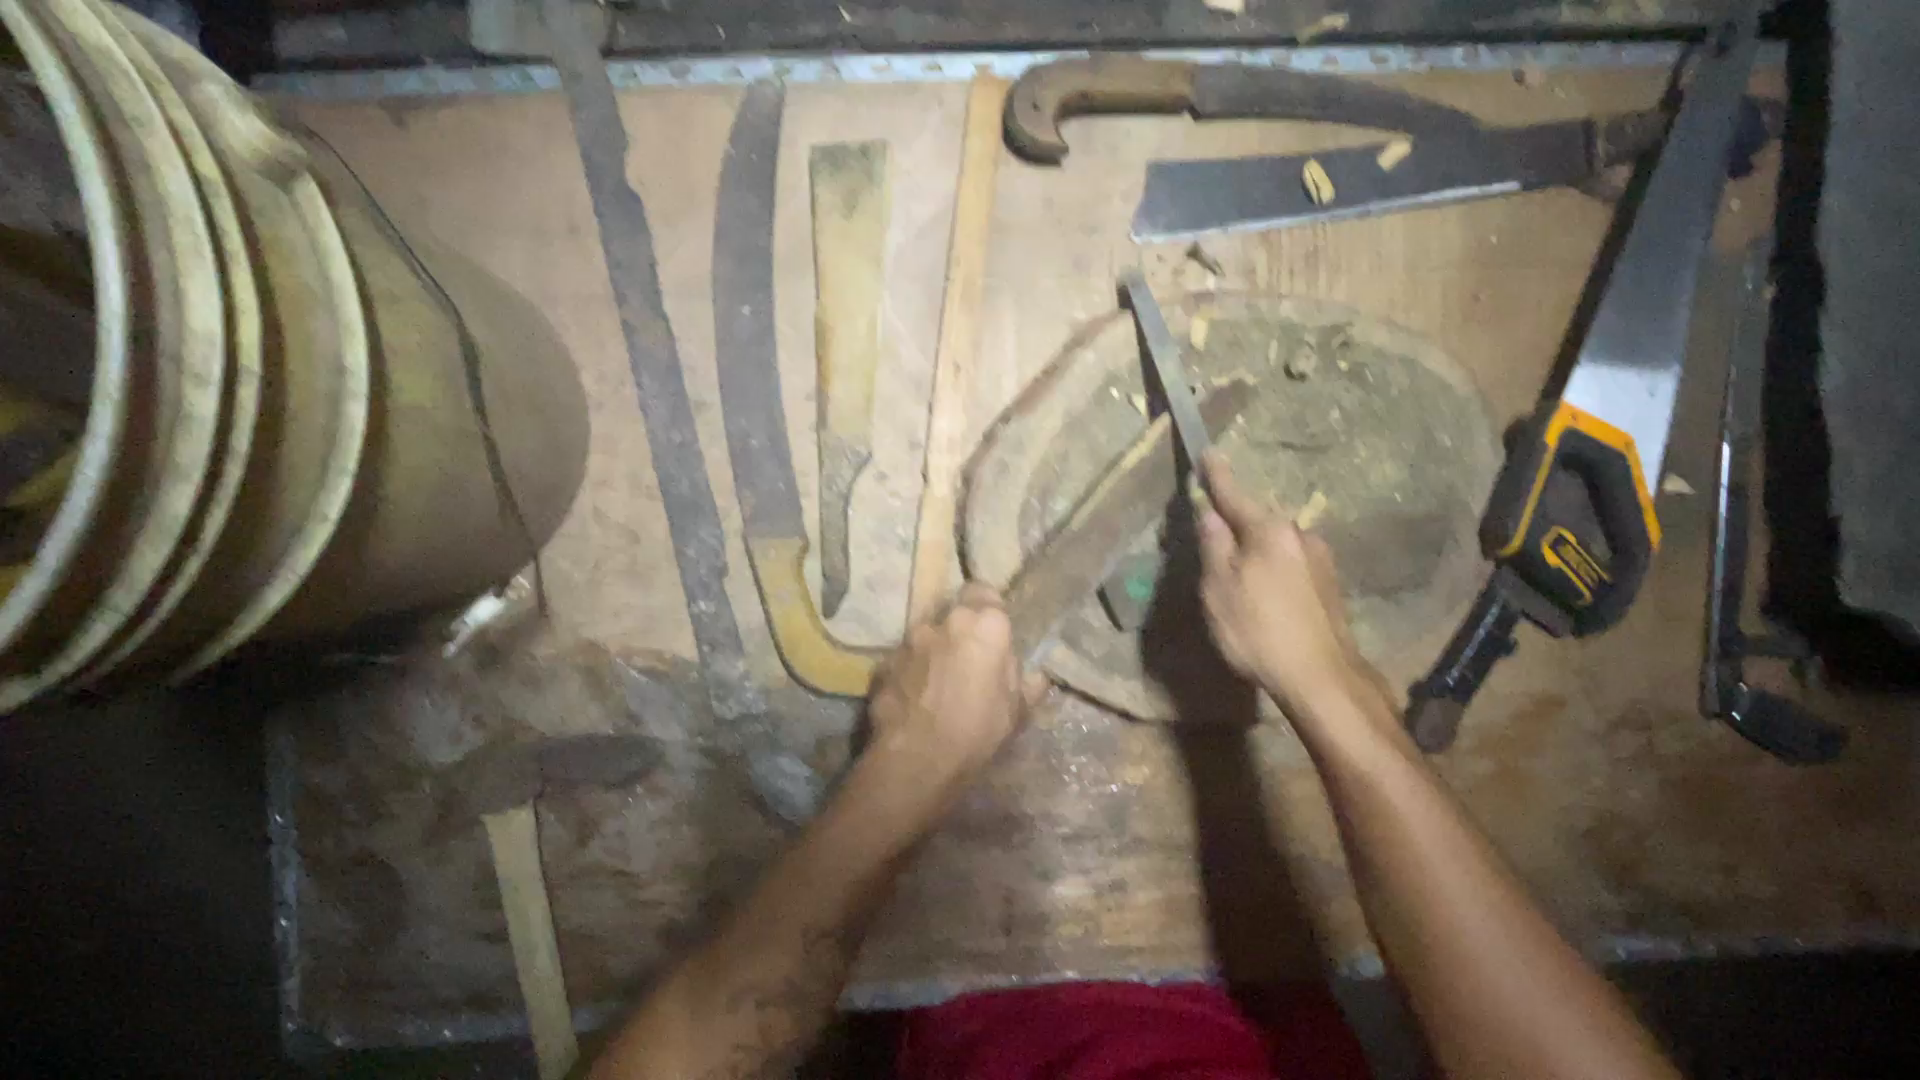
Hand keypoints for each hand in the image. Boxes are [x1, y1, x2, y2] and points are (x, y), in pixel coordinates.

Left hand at [867, 583, 1047, 788]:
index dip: (987, 608)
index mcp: (984, 625)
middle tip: (967, 660)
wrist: (918, 758)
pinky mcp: (883, 662)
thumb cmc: (978, 731)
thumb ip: (1026, 684)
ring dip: (933, 650)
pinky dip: (910, 671)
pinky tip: (914, 697)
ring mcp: (909, 640)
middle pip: (953, 612)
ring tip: (938, 682)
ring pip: (925, 634)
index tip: (991, 632)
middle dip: (960, 630)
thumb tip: (1036, 675)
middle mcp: (944, 621)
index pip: (984, 591)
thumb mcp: (1017, 712)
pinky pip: (903, 659)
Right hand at [1195, 452, 1373, 710]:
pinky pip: (1291, 563)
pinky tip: (1266, 597)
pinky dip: (1273, 570)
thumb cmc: (1258, 631)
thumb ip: (1213, 546)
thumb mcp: (1219, 589)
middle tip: (1211, 540)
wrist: (1322, 677)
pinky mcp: (1330, 584)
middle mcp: (1300, 535)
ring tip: (1239, 579)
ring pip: (1276, 544)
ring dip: (1256, 551)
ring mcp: (1320, 559)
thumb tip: (1210, 513)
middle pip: (1257, 520)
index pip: (1234, 495)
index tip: (1207, 453)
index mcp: (1269, 530)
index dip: (1217, 476)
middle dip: (1235, 524)